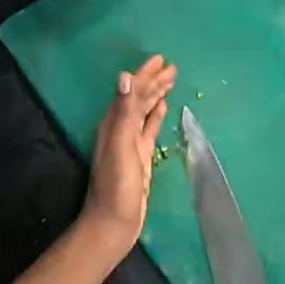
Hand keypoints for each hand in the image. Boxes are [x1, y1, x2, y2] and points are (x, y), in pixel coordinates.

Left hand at [80, 55, 175, 251]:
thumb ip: (124, 112)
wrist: (113, 223)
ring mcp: (130, 143)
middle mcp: (120, 129)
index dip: (144, 74)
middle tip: (171, 67)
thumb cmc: (117, 187)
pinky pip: (149, 127)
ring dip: (156, 94)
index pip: (131, 91)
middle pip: (138, 98)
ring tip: (170, 80)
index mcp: (114, 123)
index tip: (160, 60)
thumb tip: (125, 77)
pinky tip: (163, 107)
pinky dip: (155, 114)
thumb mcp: (121, 146)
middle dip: (153, 81)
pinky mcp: (140, 156)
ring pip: (145, 110)